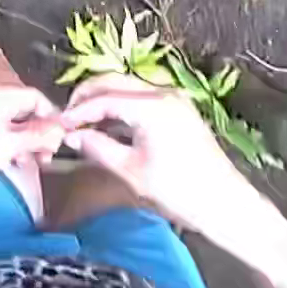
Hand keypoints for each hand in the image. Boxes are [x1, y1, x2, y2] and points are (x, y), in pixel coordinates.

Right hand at [60, 74, 264, 241]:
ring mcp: (173, 99)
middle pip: (113, 82)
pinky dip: (120, 107)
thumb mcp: (132, 172)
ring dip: (103, 100)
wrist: (227, 205)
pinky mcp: (177, 109)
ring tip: (83, 123)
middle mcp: (163, 93)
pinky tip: (107, 127)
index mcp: (152, 106)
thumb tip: (71, 136)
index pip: (103, 98)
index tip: (59, 124)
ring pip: (126, 87)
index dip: (77, 111)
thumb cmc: (180, 192)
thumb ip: (97, 148)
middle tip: (68, 118)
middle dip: (87, 97)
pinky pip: (140, 98)